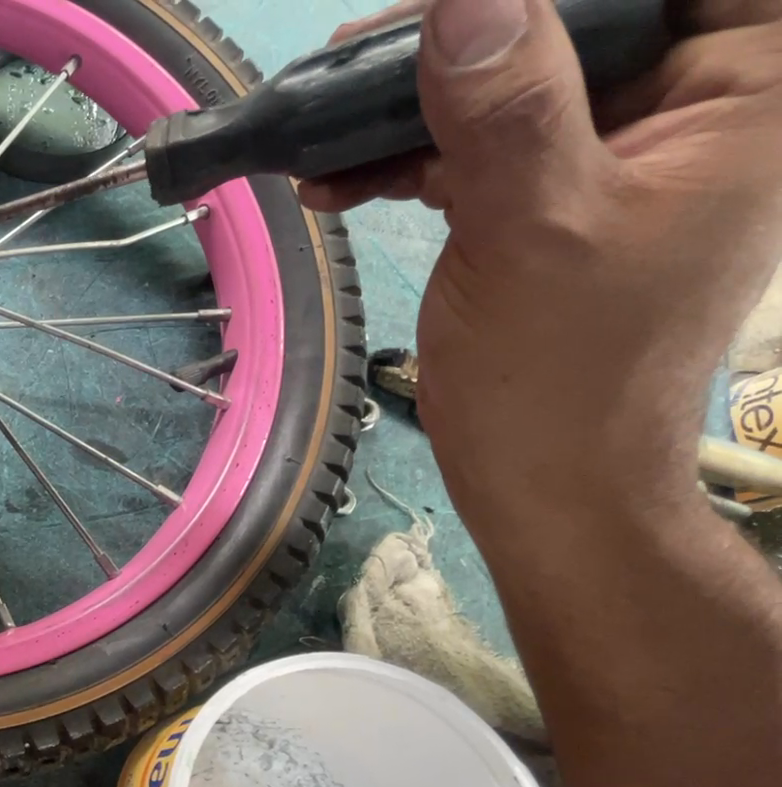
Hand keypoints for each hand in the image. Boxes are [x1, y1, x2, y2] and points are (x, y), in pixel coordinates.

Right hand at [300, 0, 781, 529]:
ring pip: (504, 85)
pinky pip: (466, 149)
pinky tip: (330, 181)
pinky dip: (396, 160)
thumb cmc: (560, 364)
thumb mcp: (538, 227)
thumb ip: (509, 110)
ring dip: (408, 103)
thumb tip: (461, 0)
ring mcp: (600, 154)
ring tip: (317, 121)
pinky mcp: (534, 197)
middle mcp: (684, 104)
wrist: (537, 470)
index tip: (445, 8)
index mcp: (745, 90)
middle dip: (458, 38)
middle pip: (571, 24)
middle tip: (355, 53)